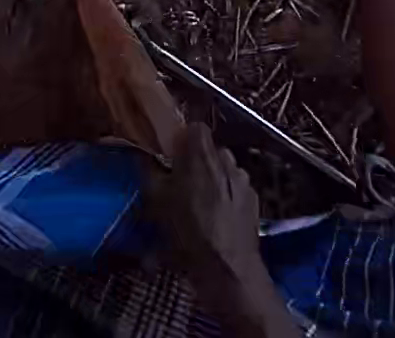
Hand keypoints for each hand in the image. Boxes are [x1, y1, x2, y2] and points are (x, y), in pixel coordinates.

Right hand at [151, 124, 300, 336]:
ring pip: (224, 168)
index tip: (172, 155)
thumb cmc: (188, 229)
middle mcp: (226, 157)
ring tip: (200, 201)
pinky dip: (227, 195)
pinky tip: (217, 216)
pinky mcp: (254, 201)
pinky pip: (236, 188)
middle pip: (209, 148)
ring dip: (213, 177)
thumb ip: (148, 169)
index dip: (183, 138)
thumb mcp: (156, 198)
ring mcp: (243, 179)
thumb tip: (141, 152)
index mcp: (201, 150)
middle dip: (197, 160)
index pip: (194, 126)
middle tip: (182, 181)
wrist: (229, 269)